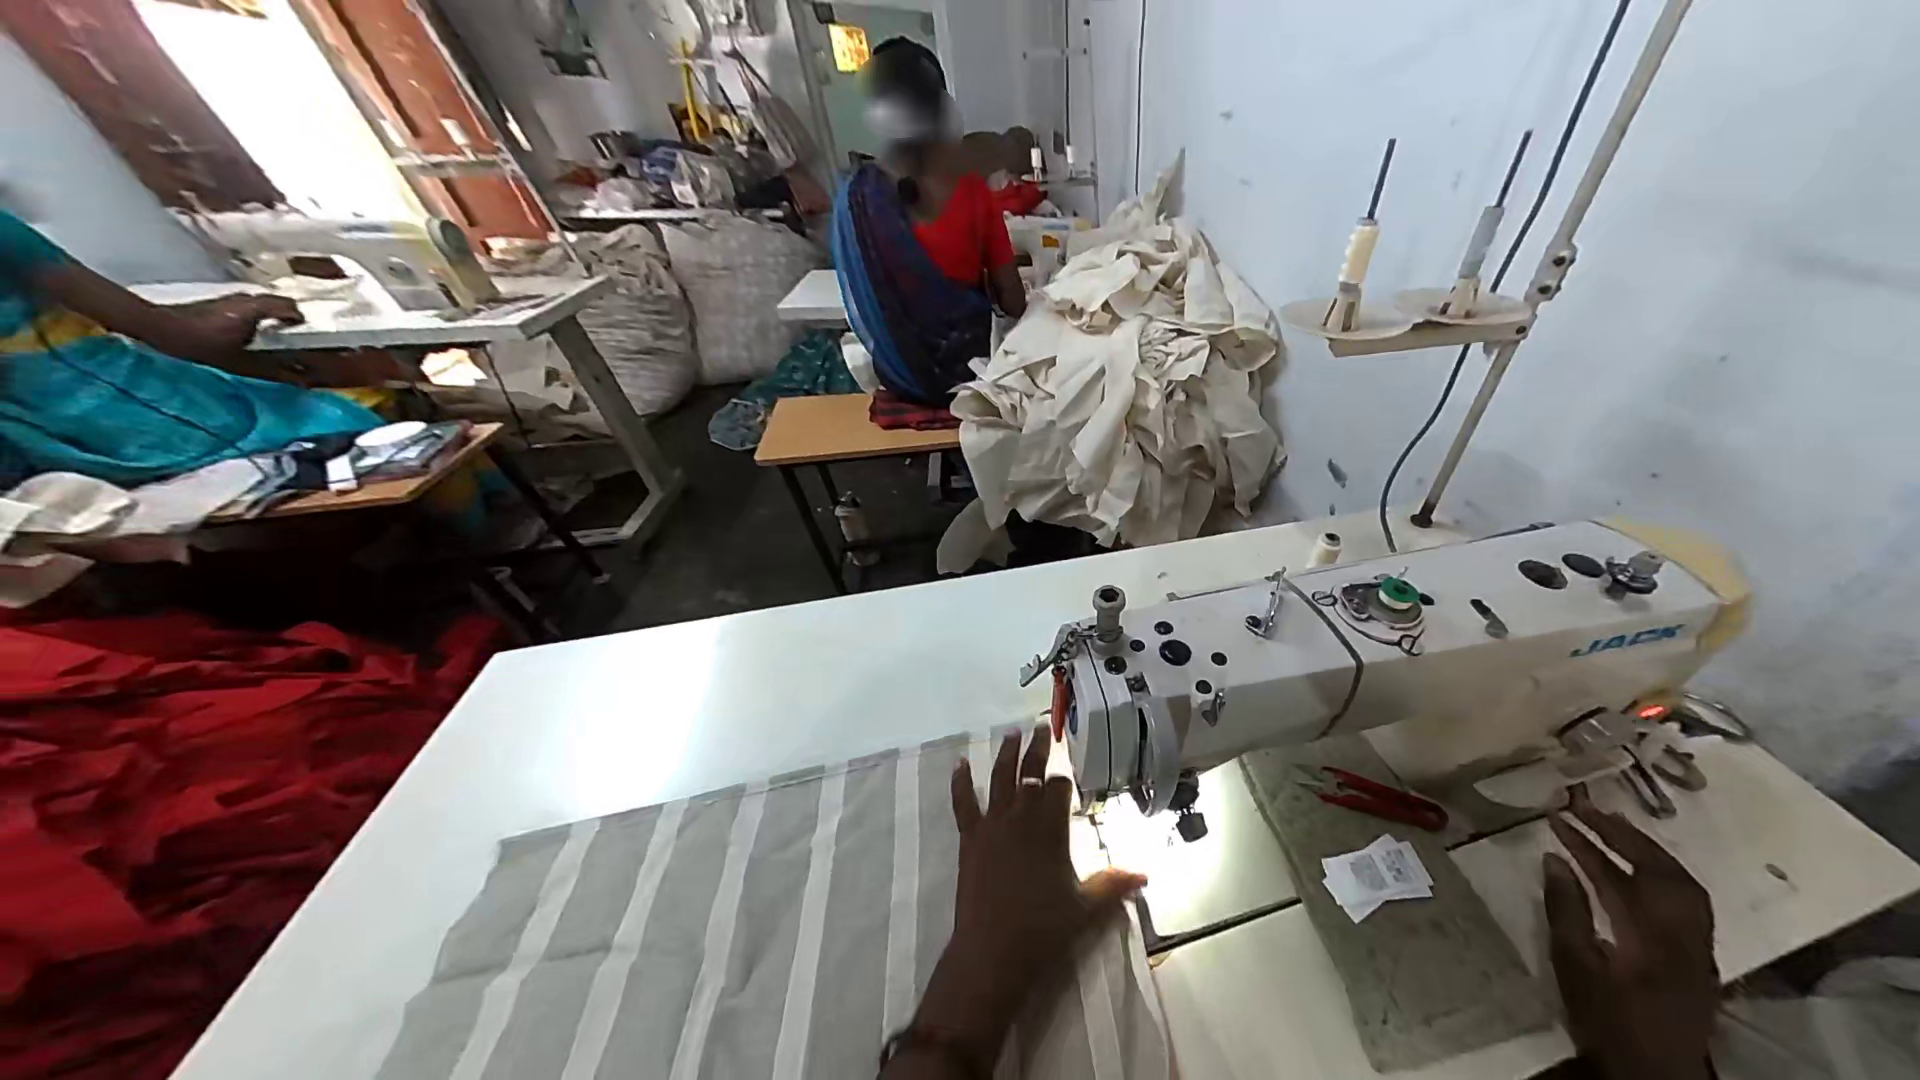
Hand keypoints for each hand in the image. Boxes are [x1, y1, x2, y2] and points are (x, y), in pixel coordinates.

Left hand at [169, 294, 303, 366]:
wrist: (155, 328)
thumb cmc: (200, 343)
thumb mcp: (242, 362)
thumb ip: (275, 369)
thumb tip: (302, 379)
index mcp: (254, 309)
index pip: (289, 307)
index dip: (302, 319)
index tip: (310, 331)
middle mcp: (242, 299)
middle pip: (275, 302)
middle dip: (288, 315)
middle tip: (296, 332)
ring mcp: (227, 299)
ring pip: (260, 303)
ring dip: (271, 314)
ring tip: (276, 333)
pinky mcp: (215, 303)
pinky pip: (245, 306)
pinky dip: (255, 316)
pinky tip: (250, 331)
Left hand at [899, 725, 1145, 1074]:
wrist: (993, 950)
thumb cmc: (1044, 929)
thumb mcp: (1086, 909)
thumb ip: (1113, 885)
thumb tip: (1144, 875)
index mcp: (1050, 830)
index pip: (1058, 789)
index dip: (1063, 778)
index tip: (1066, 768)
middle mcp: (1021, 818)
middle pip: (1030, 774)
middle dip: (1038, 749)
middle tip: (1042, 726)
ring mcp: (992, 825)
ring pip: (999, 779)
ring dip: (1006, 754)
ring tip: (1011, 732)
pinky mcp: (969, 837)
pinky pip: (963, 803)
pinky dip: (960, 782)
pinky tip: (959, 764)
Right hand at [1544, 787, 1717, 1079]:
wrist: (1650, 1072)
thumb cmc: (1604, 1016)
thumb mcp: (1573, 962)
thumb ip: (1565, 908)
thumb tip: (1552, 857)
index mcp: (1658, 938)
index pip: (1632, 874)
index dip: (1595, 841)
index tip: (1560, 814)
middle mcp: (1689, 938)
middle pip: (1669, 874)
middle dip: (1627, 836)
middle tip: (1586, 809)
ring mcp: (1698, 949)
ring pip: (1681, 887)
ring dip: (1643, 853)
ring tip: (1604, 828)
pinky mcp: (1694, 958)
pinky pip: (1680, 903)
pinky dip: (1651, 875)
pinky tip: (1621, 869)